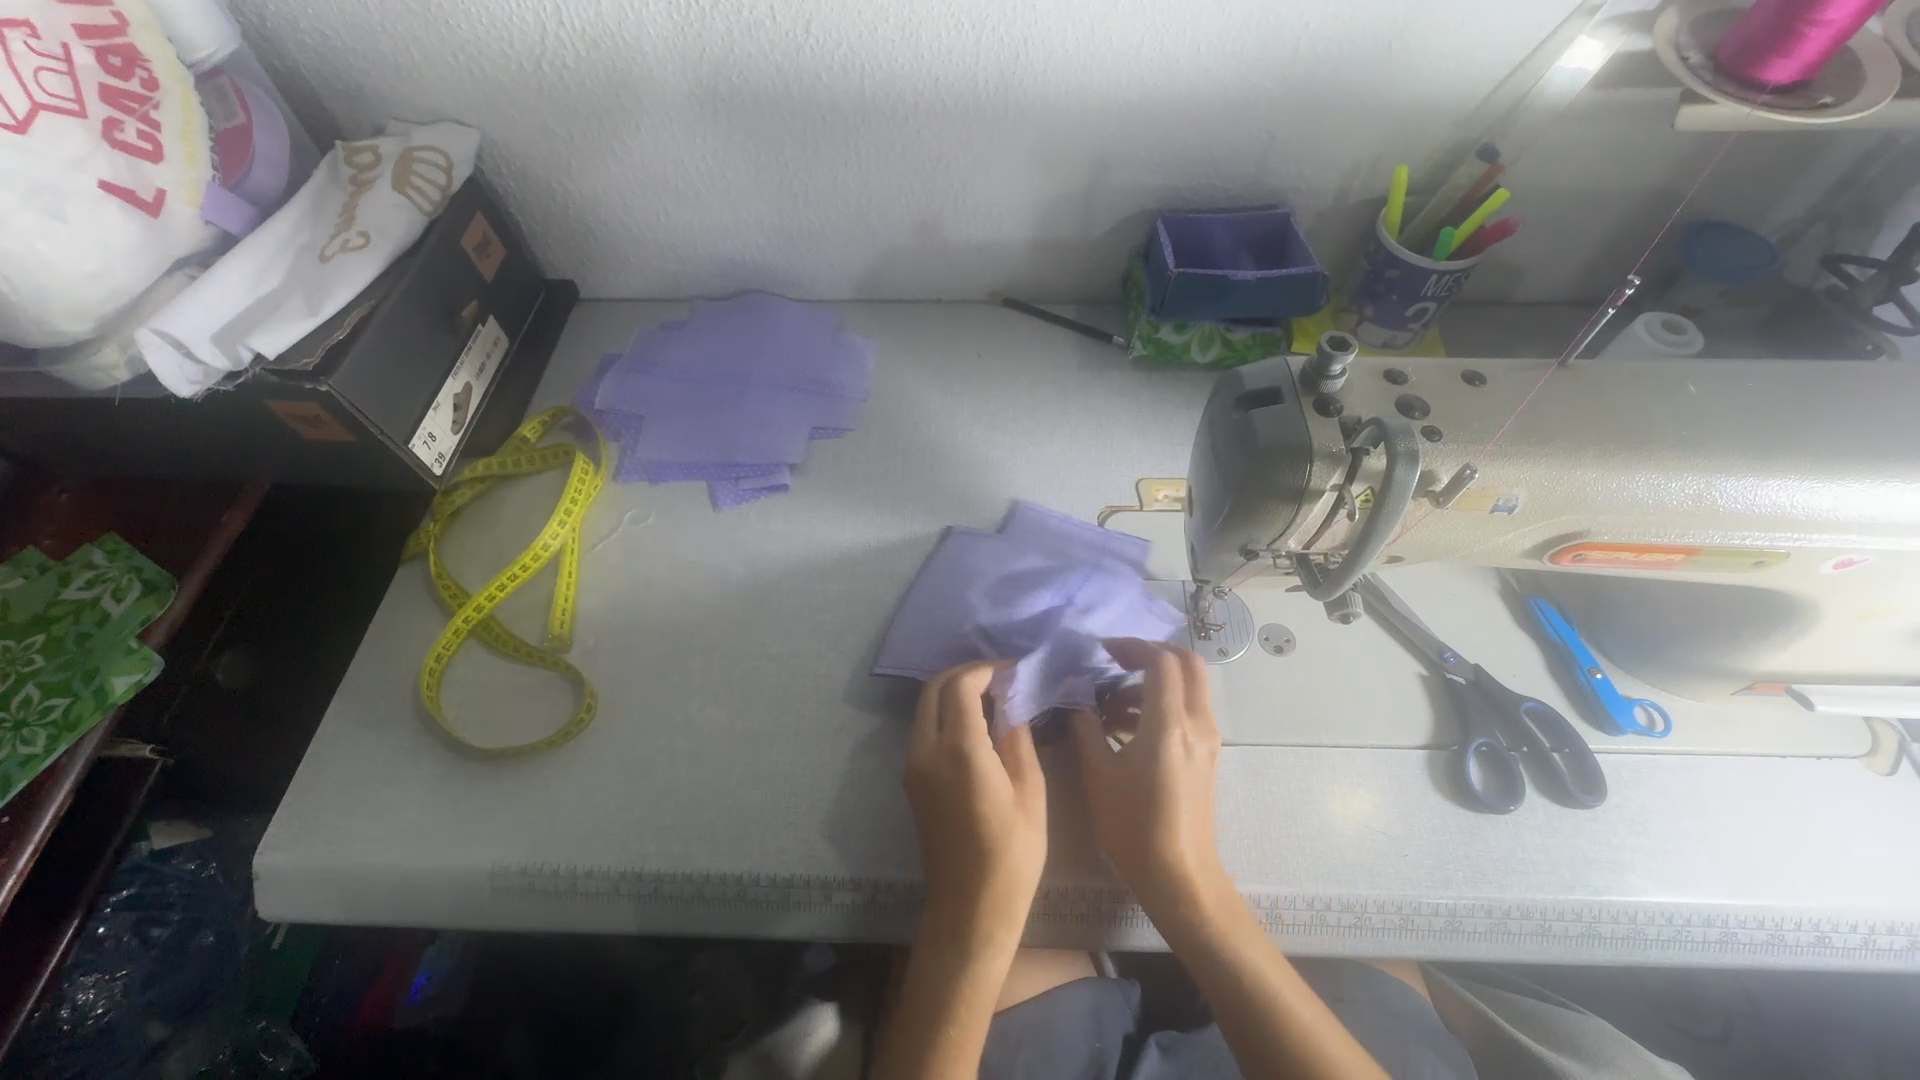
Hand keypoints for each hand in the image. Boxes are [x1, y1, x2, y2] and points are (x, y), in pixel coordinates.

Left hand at [903, 662, 1047, 946]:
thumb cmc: (1012, 854)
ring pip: (925, 707)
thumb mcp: (1031, 792)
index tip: (1014, 671)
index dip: (987, 670)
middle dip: (966, 674)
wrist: (970, 907)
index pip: (962, 685)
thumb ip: (1017, 738)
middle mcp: (926, 750)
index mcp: (960, 750)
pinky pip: (925, 730)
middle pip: (935, 688)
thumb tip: (1012, 704)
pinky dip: (946, 714)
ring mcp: (912, 766)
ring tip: (994, 699)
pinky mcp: (911, 780)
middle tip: (1002, 678)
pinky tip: (978, 725)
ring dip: (954, 692)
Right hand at [1070, 639, 1226, 913]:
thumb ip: (1086, 728)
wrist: (1179, 875)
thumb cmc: (1133, 826)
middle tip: (1116, 662)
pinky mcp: (1207, 753)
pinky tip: (1127, 726)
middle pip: (1188, 662)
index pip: (1160, 661)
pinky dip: (1164, 701)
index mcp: (1169, 724)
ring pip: (1191, 685)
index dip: (1131, 647)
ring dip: (1155, 680)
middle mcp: (1197, 723)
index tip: (1101, 651)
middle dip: (1151, 653)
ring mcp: (1208, 738)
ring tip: (1112, 702)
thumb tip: (1077, 700)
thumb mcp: (1098, 775)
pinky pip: (1190, 708)